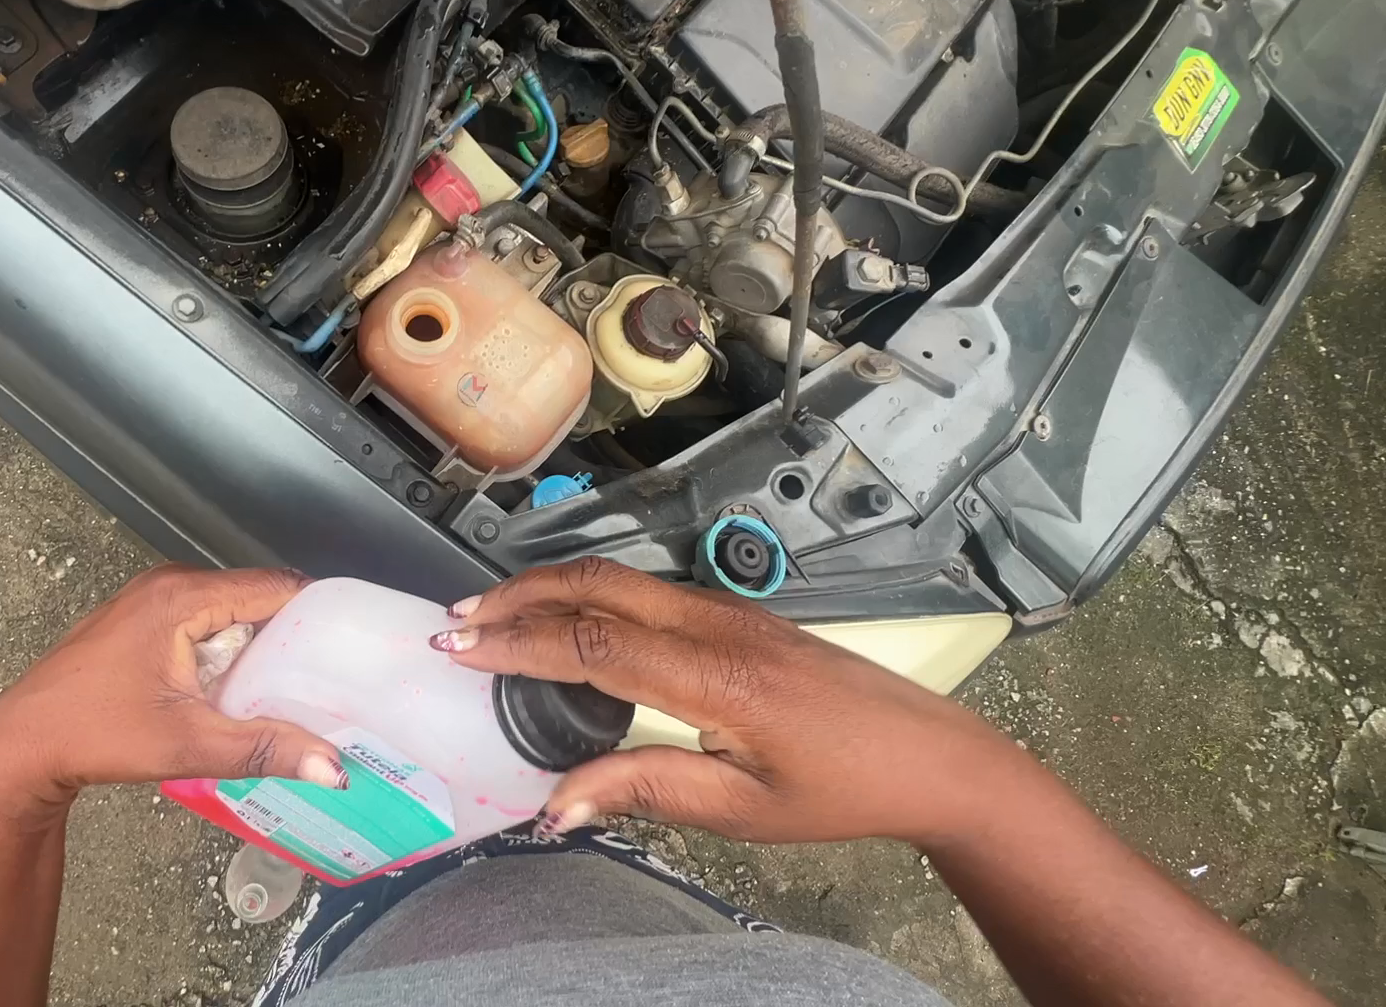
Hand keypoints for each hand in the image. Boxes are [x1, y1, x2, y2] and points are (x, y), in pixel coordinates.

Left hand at [0, 564, 346, 824]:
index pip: (273, 586)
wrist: (17, 748)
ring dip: (261, 633)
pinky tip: (242, 674)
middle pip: (255, 591)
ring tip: (296, 672)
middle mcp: (170, 582)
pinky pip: (207, 611)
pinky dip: (232, 636)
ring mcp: (153, 594)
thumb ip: (265, 749)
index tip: (349, 638)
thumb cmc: (96, 738)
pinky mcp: (143, 612)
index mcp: (183, 598)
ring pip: (232, 602)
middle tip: (330, 664)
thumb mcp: (188, 745)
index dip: (316, 609)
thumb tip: (333, 769)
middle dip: (293, 625)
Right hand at [432, 557, 1037, 846]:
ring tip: (492, 613)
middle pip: (593, 583)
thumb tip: (555, 806)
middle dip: (517, 595)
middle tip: (459, 620)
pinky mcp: (725, 609)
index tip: (460, 647)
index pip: (592, 642)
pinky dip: (581, 592)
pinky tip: (559, 614)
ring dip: (544, 588)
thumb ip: (643, 791)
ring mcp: (719, 607)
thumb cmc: (840, 787)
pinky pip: (637, 587)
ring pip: (613, 575)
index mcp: (714, 675)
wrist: (926, 749)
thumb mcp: (742, 810)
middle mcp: (709, 622)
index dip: (518, 642)